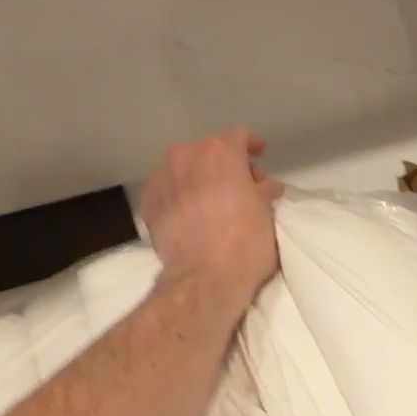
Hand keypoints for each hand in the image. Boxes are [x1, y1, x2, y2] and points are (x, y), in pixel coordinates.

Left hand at [140, 129, 285, 301]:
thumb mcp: (268, 215)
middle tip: (239, 188)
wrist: (205, 278)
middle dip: (224, 165)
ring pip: (184, 170)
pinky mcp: (148, 203)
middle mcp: (185, 156)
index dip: (251, 145)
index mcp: (219, 153)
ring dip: (199, 180)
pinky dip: (181, 197)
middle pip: (208, 152)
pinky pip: (168, 191)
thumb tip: (266, 186)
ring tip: (211, 202)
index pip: (238, 137)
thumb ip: (264, 192)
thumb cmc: (246, 243)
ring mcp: (162, 178)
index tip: (260, 153)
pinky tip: (191, 216)